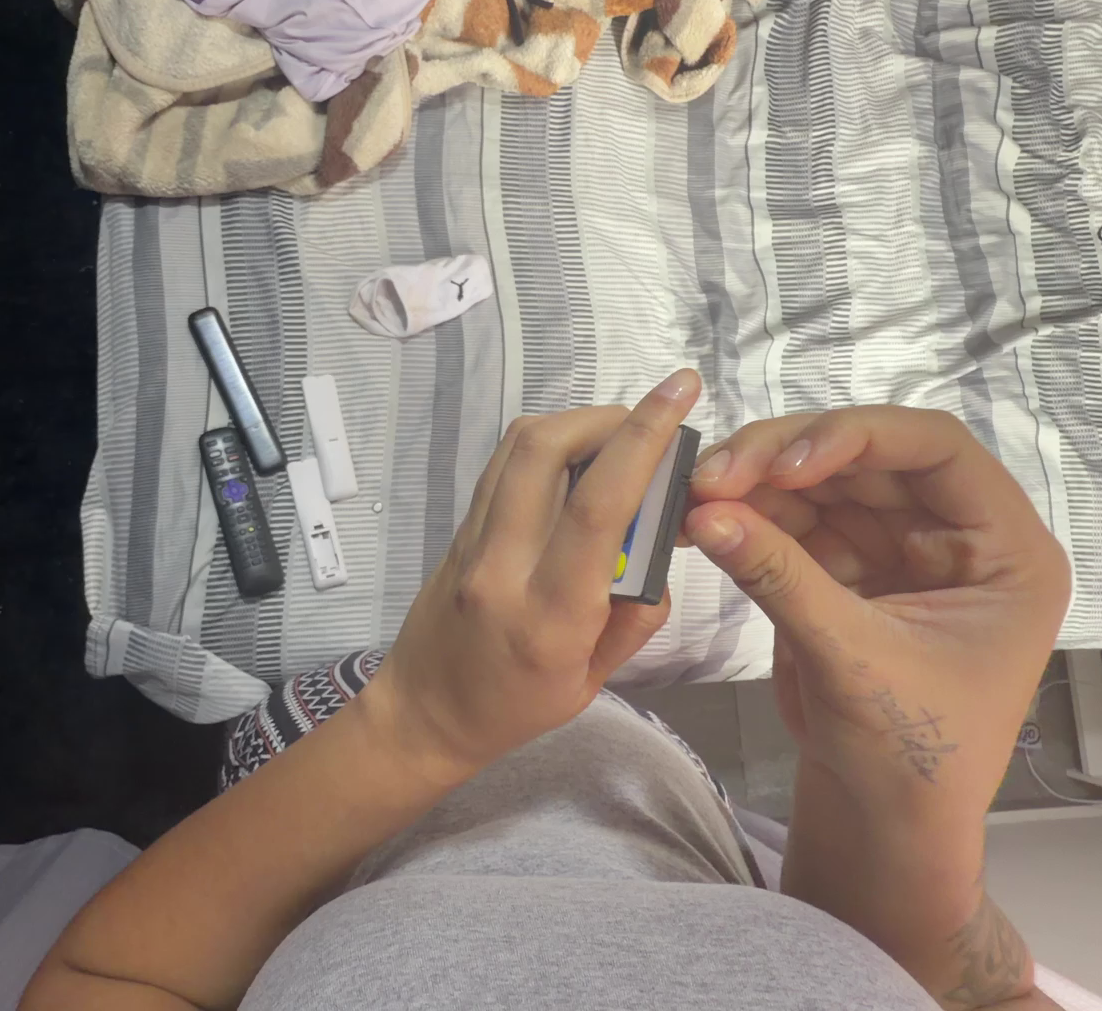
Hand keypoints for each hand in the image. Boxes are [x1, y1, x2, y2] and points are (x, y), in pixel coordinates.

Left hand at [360, 370, 701, 780]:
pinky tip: (570, 461)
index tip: (679, 390)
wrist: (422, 711)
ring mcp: (470, 540)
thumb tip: (658, 544)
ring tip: (613, 438)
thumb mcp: (592, 682)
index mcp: (549, 614)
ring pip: (518, 447)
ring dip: (573, 423)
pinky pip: (500, 466)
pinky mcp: (456, 529)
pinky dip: (542, 444)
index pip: (599, 505)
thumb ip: (635, 615)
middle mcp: (502, 564)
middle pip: (547, 450)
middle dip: (607, 417)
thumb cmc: (513, 709)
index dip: (644, 438)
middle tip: (646, 423)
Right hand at [685, 407, 1070, 825]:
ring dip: (748, 484)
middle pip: (857, 458)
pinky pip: (782, 521)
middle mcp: (943, 532)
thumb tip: (701, 515)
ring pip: (811, 482)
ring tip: (691, 497)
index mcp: (998, 548)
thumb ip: (778, 578)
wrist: (879, 810)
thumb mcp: (850, 659)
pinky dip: (738, 517)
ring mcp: (884, 546)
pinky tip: (699, 521)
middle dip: (778, 460)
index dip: (855, 438)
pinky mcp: (834, 566)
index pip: (933, 449)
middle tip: (708, 479)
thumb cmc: (908, 751)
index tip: (783, 468)